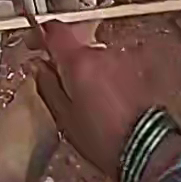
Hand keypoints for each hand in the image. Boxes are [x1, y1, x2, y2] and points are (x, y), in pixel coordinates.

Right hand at [33, 21, 155, 178]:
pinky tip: (101, 100)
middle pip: (76, 45)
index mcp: (78, 61)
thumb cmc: (100, 137)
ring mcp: (121, 61)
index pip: (55, 30)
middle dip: (64, 59)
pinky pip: (110, 67)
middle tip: (56, 81)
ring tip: (82, 97)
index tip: (33, 42)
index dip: (40, 33)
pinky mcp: (136, 72)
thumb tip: (37, 66)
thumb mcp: (63, 115)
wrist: (147, 151)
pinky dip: (101, 76)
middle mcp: (101, 53)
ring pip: (94, 58)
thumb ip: (47, 84)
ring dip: (85, 70)